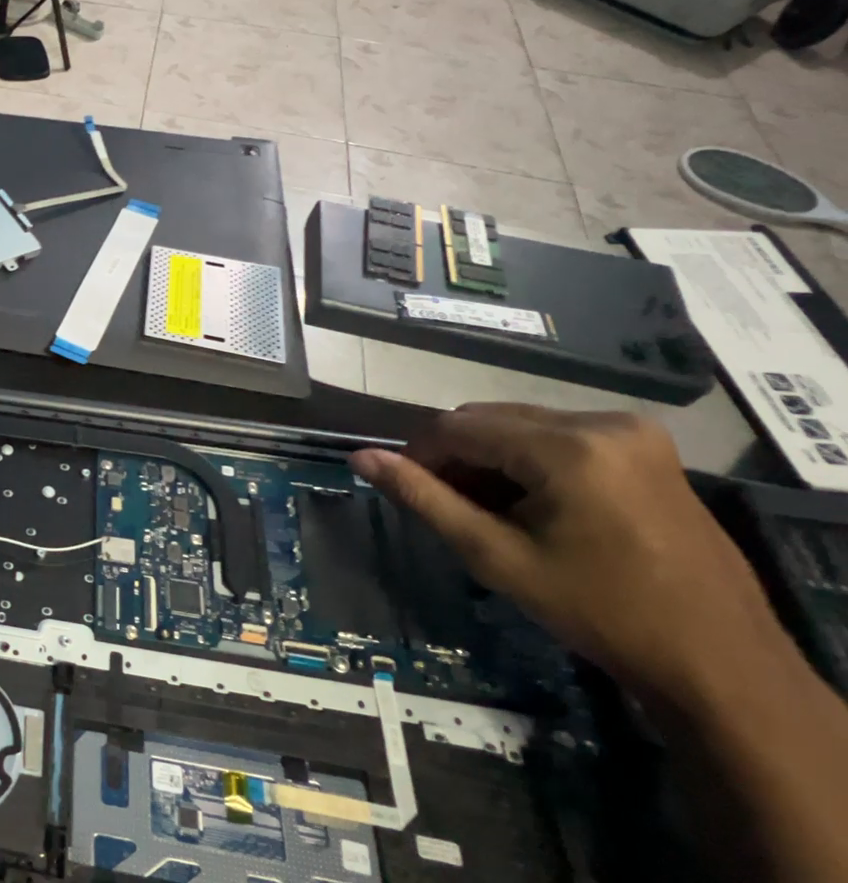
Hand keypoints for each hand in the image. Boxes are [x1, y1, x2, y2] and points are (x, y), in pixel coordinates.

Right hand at [350, 404, 790, 709]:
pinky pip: (560, 437)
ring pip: (523, 425)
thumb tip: (361, 458)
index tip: (405, 493)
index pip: (459, 426)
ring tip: (488, 514)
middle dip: (456, 457)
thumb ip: (425, 499)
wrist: (715, 657)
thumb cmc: (597, 610)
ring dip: (490, 459)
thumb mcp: (496, 557)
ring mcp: (633, 433)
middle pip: (491, 419)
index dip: (419, 454)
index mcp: (567, 447)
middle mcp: (602, 423)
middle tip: (447, 509)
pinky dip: (529, 462)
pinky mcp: (648, 449)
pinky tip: (530, 507)